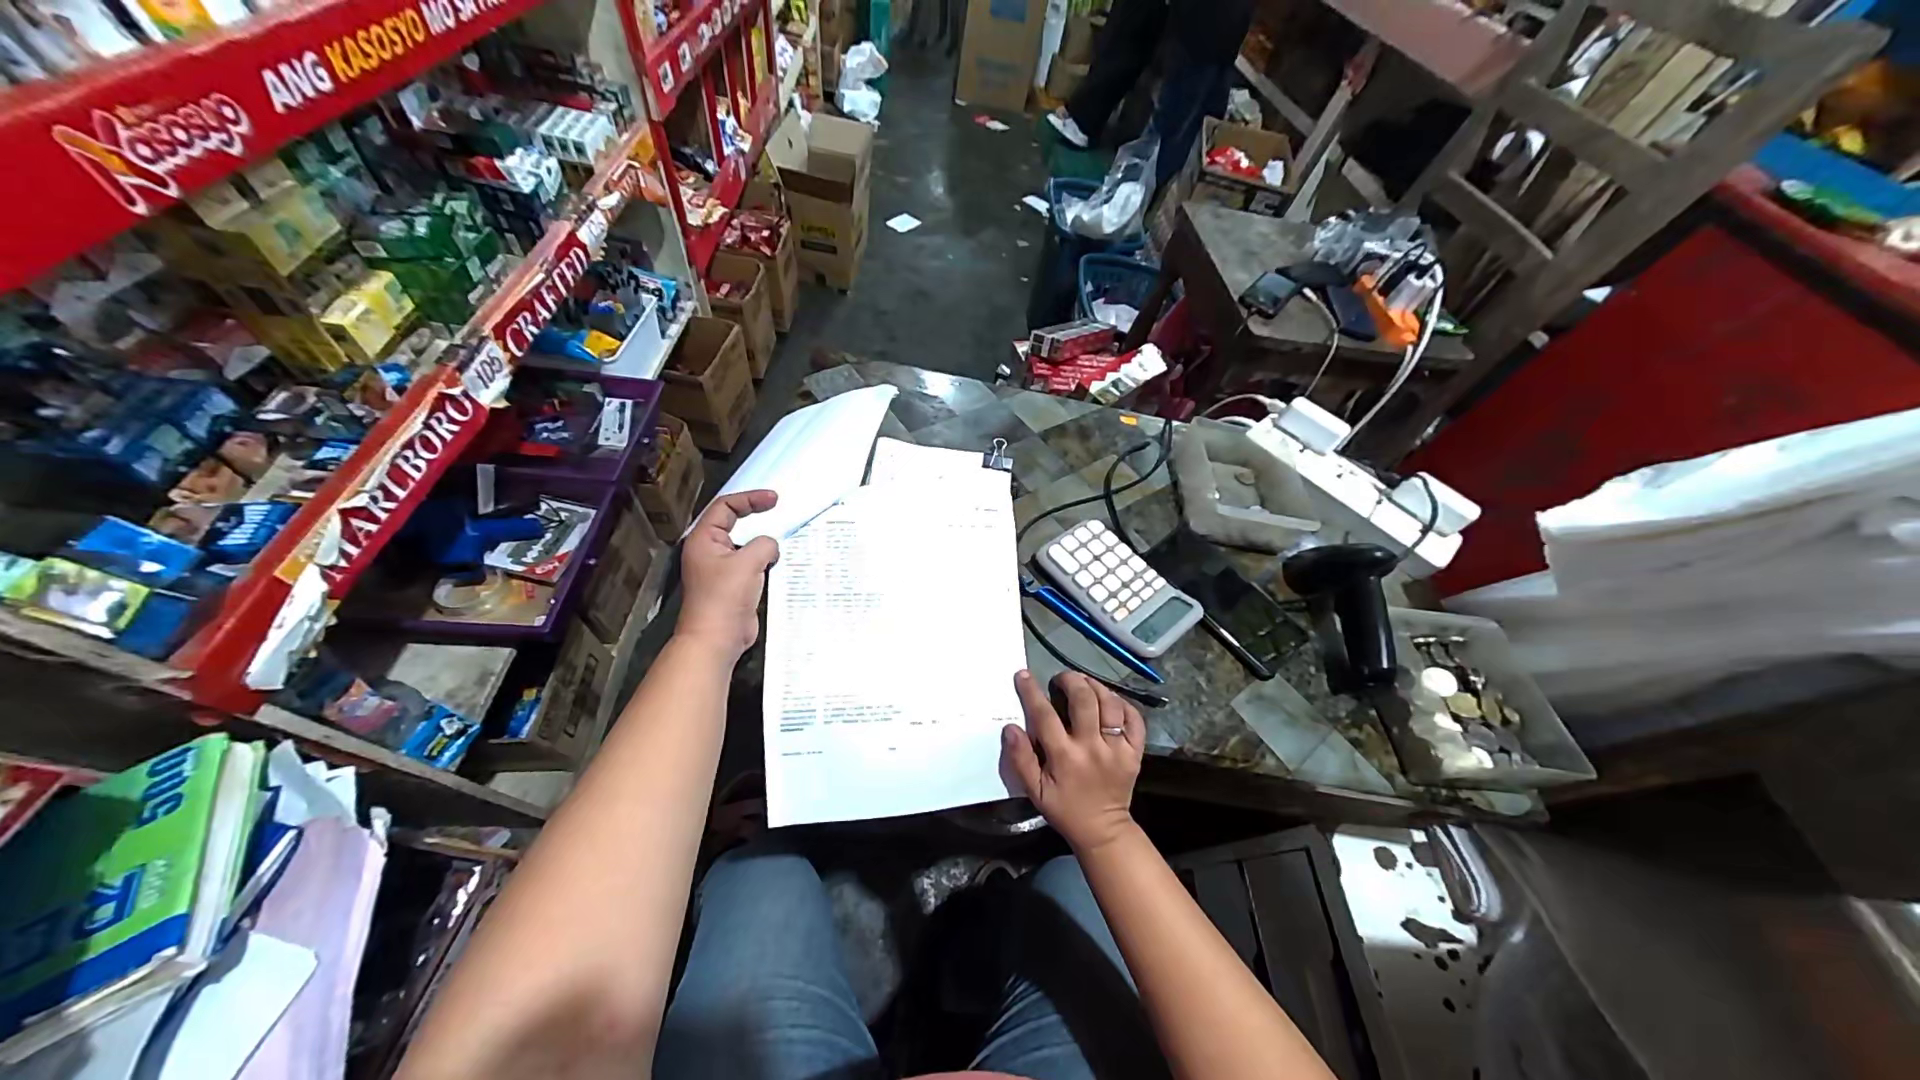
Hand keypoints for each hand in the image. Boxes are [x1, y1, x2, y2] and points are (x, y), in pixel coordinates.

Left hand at [676, 490, 780, 656]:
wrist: (716, 639)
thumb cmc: (724, 597)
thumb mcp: (748, 563)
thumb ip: (764, 545)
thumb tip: (770, 547)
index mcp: (704, 539)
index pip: (725, 506)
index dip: (750, 498)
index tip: (774, 499)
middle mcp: (709, 550)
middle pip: (733, 522)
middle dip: (756, 515)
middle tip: (778, 509)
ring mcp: (720, 569)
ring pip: (744, 545)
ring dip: (763, 541)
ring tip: (784, 536)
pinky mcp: (733, 585)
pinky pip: (751, 565)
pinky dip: (765, 560)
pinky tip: (780, 562)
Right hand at [1001, 670, 1144, 852]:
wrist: (1102, 830)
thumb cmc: (1064, 808)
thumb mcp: (1035, 790)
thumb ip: (1020, 759)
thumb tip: (1010, 728)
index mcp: (1065, 757)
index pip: (1045, 715)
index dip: (1032, 692)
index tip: (1024, 675)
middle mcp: (1093, 748)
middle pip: (1084, 700)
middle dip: (1071, 681)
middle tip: (1061, 678)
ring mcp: (1118, 749)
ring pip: (1111, 704)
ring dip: (1096, 687)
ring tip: (1084, 683)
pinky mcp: (1136, 752)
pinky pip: (1134, 719)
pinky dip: (1123, 704)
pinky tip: (1110, 700)